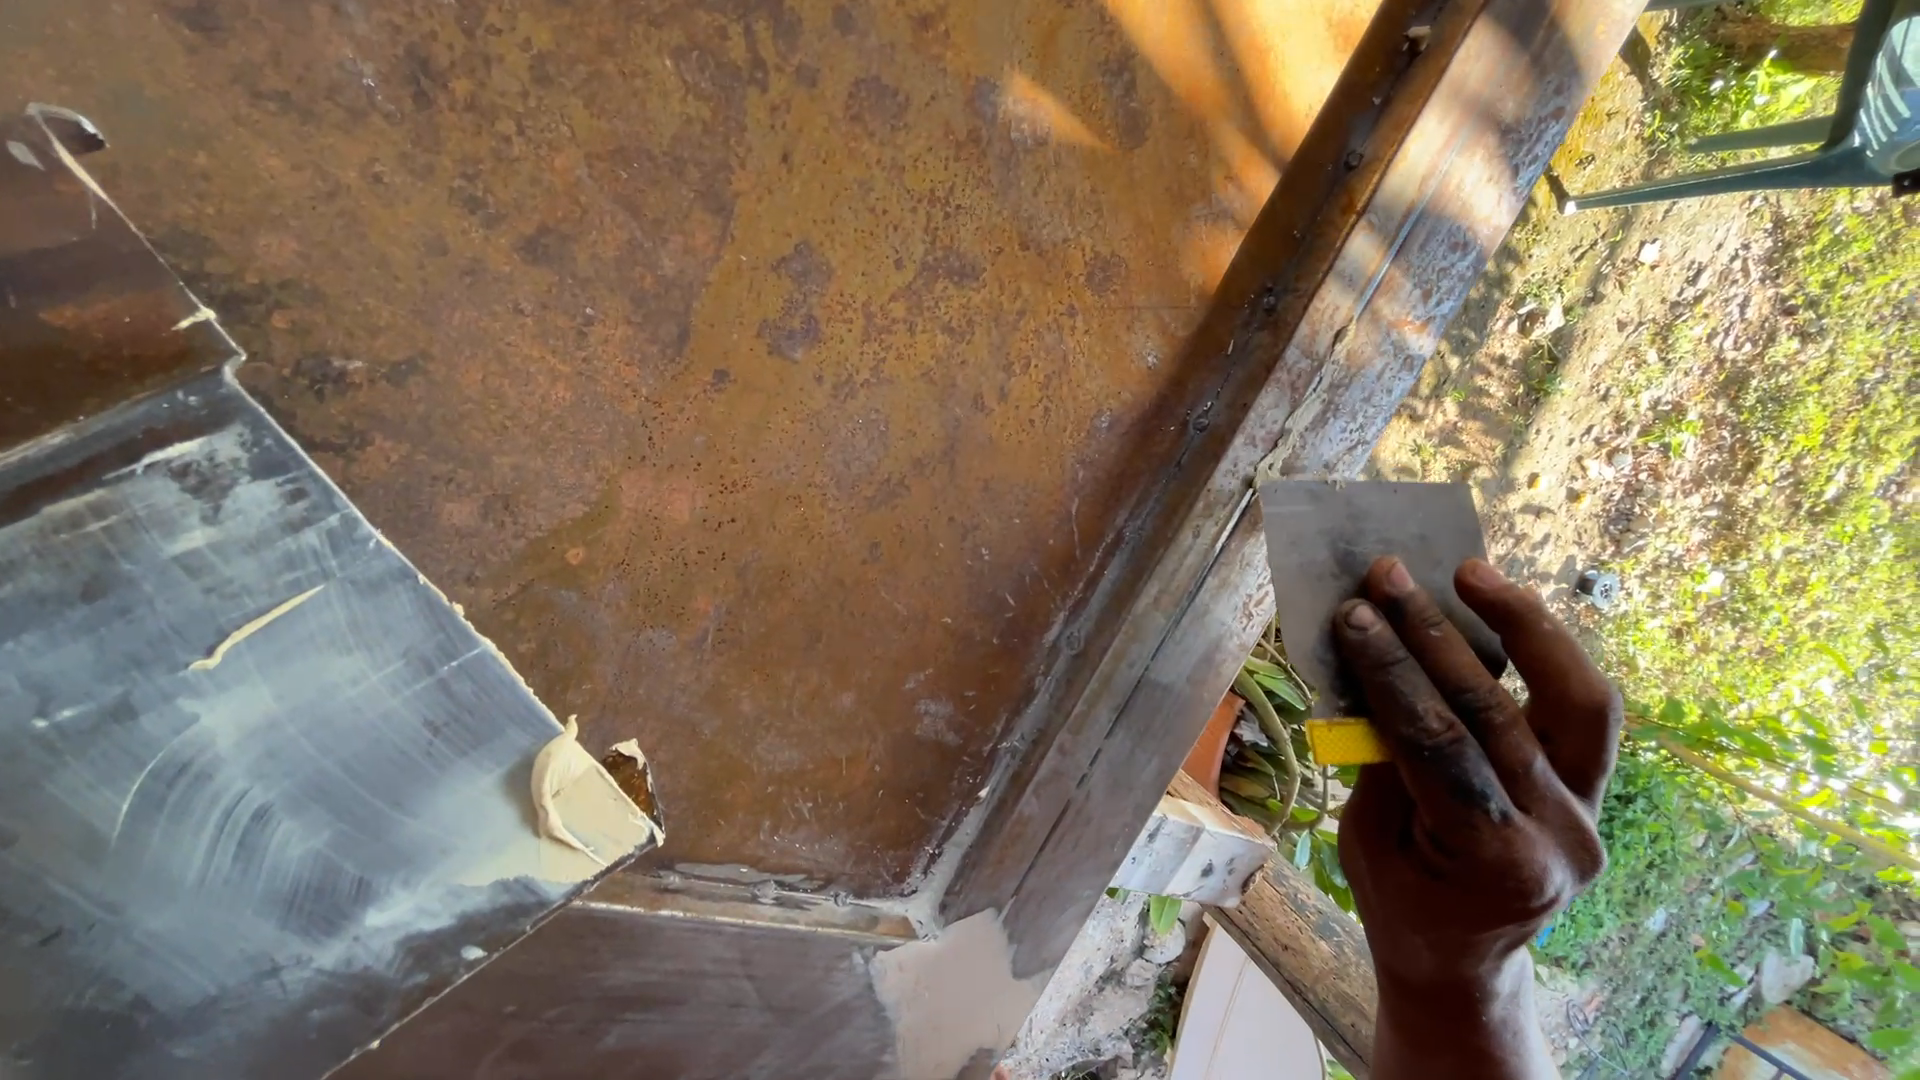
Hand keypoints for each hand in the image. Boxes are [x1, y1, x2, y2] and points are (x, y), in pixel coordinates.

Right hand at [1332, 556, 1620, 1079]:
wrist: (1463, 958)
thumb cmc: (1399, 901)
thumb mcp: (1366, 834)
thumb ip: (1379, 754)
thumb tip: (1367, 667)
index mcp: (1494, 861)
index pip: (1437, 745)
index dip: (1390, 672)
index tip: (1352, 613)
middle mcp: (1564, 836)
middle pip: (1498, 713)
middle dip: (1433, 634)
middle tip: (1388, 576)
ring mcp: (1592, 813)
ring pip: (1578, 702)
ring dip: (1522, 626)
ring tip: (1471, 572)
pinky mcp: (1596, 792)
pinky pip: (1582, 712)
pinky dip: (1544, 653)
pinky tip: (1502, 611)